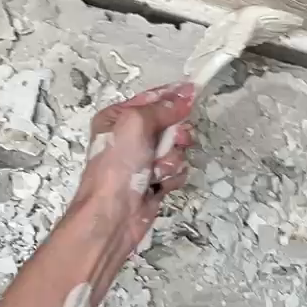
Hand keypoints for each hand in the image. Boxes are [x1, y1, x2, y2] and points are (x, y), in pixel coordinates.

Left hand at [63, 82, 195, 261]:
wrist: (112, 215)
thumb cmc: (116, 165)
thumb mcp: (135, 124)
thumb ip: (162, 108)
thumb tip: (184, 98)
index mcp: (118, 117)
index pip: (151, 99)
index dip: (173, 95)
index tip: (193, 91)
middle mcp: (130, 136)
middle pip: (169, 123)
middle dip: (174, 133)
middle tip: (172, 141)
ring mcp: (143, 159)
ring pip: (176, 148)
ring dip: (170, 158)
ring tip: (156, 170)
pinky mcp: (155, 180)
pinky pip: (177, 169)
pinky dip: (171, 176)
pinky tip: (159, 184)